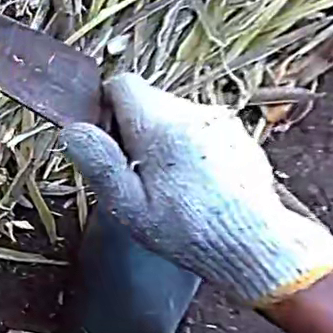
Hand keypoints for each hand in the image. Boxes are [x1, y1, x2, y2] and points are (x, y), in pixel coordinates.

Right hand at [62, 73, 332, 305]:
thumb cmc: (187, 231)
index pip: (121, 84)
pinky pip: (196, 129)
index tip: (106, 142)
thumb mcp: (128, 205)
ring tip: (166, 183)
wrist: (260, 247)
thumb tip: (73, 129)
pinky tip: (192, 183)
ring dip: (158, 138)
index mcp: (161, 126)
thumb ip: (99, 161)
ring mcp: (221, 122)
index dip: (104, 108)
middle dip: (130, 127)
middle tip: (133, 172)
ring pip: (171, 115)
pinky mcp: (239, 136)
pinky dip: (185, 146)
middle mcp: (194, 113)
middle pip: (146, 101)